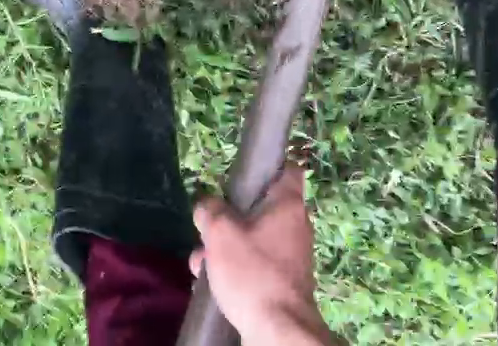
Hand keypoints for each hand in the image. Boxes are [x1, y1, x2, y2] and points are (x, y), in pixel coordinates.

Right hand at [189, 168, 340, 345]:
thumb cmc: (253, 272)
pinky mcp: (284, 281)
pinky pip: (257, 263)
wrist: (278, 331)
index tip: (243, 175)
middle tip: (209, 227)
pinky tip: (211, 282)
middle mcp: (296, 224)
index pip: (289, 169)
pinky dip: (237, 268)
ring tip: (201, 262)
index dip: (267, 167)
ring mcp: (292, 255)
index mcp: (288, 203)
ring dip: (226, 248)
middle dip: (230, 218)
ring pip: (253, 238)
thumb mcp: (221, 233)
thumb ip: (210, 210)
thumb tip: (207, 205)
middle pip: (260, 208)